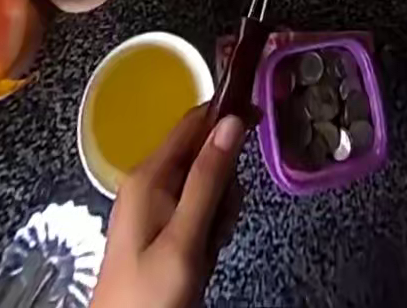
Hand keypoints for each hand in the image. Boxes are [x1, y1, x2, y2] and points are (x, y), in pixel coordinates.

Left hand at [91, 106, 244, 307]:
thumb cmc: (151, 296)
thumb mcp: (185, 239)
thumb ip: (208, 179)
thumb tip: (231, 121)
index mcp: (149, 174)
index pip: (192, 123)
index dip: (225, 116)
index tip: (258, 119)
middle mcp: (148, 180)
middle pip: (200, 155)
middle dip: (222, 183)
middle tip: (220, 224)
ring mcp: (151, 204)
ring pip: (202, 185)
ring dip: (217, 212)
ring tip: (209, 249)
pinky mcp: (157, 227)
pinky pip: (193, 210)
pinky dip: (206, 229)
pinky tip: (203, 257)